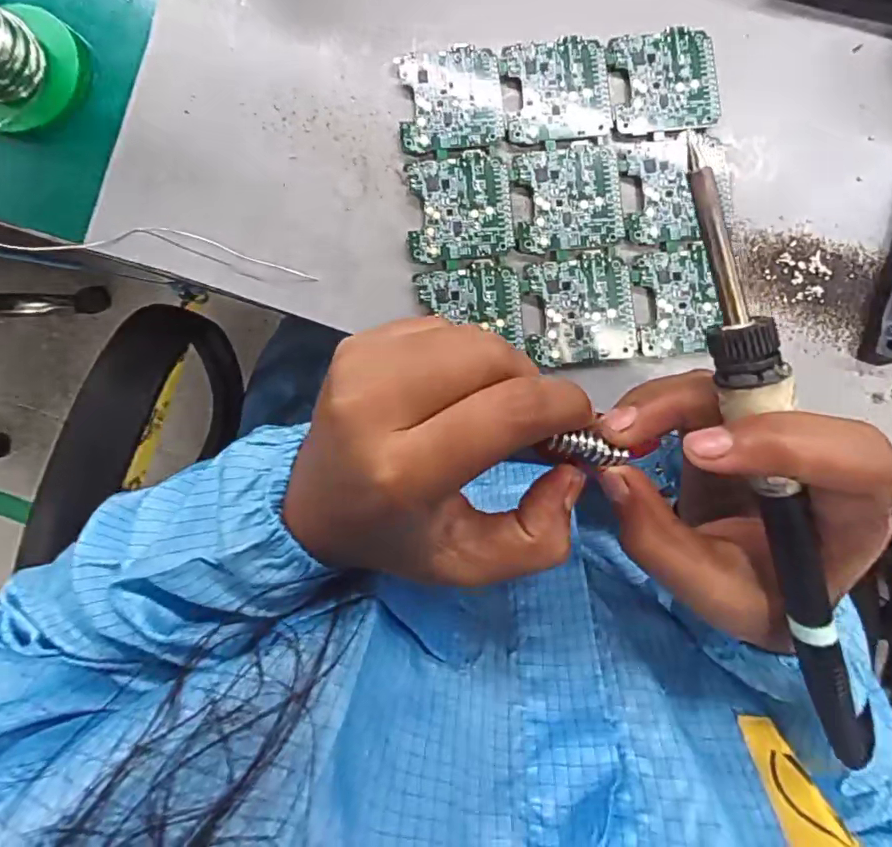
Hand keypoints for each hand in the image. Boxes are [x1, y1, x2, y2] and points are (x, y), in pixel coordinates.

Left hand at [283, 318, 595, 585]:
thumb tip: (570, 470)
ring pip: (468, 336)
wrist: (312, 505)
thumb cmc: (393, 536)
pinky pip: (438, 329)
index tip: (578, 423)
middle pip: (491, 359)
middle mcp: (372, 405)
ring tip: (487, 404)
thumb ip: (539, 536)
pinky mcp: (353, 345)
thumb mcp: (470, 564)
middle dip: (530, 384)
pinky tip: (447, 388)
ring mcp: (358, 365)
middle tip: (529, 419)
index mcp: (401, 471)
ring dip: (497, 367)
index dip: (563, 407)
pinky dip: (460, 354)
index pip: (507, 410)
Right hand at [591, 371, 891, 650]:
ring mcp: (770, 432)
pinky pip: (695, 395)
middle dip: (690, 405)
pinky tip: (623, 429)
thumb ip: (665, 546)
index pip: (855, 458)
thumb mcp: (717, 595)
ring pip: (723, 387)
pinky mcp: (733, 423)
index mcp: (850, 513)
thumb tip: (615, 475)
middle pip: (769, 401)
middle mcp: (817, 457)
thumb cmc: (759, 599)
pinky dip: (652, 405)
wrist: (758, 591)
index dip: (781, 441)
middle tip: (625, 431)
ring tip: (613, 432)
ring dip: (661, 401)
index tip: (698, 451)